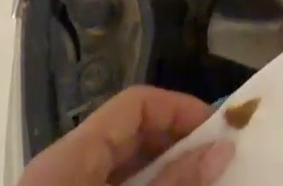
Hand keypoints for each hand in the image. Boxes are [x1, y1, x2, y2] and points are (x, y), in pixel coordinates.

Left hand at [19, 86, 233, 185]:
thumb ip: (175, 185)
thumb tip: (222, 147)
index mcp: (70, 159)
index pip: (135, 105)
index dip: (179, 109)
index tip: (216, 134)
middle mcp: (60, 172)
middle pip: (128, 135)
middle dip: (176, 144)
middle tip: (216, 164)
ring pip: (121, 170)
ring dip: (163, 175)